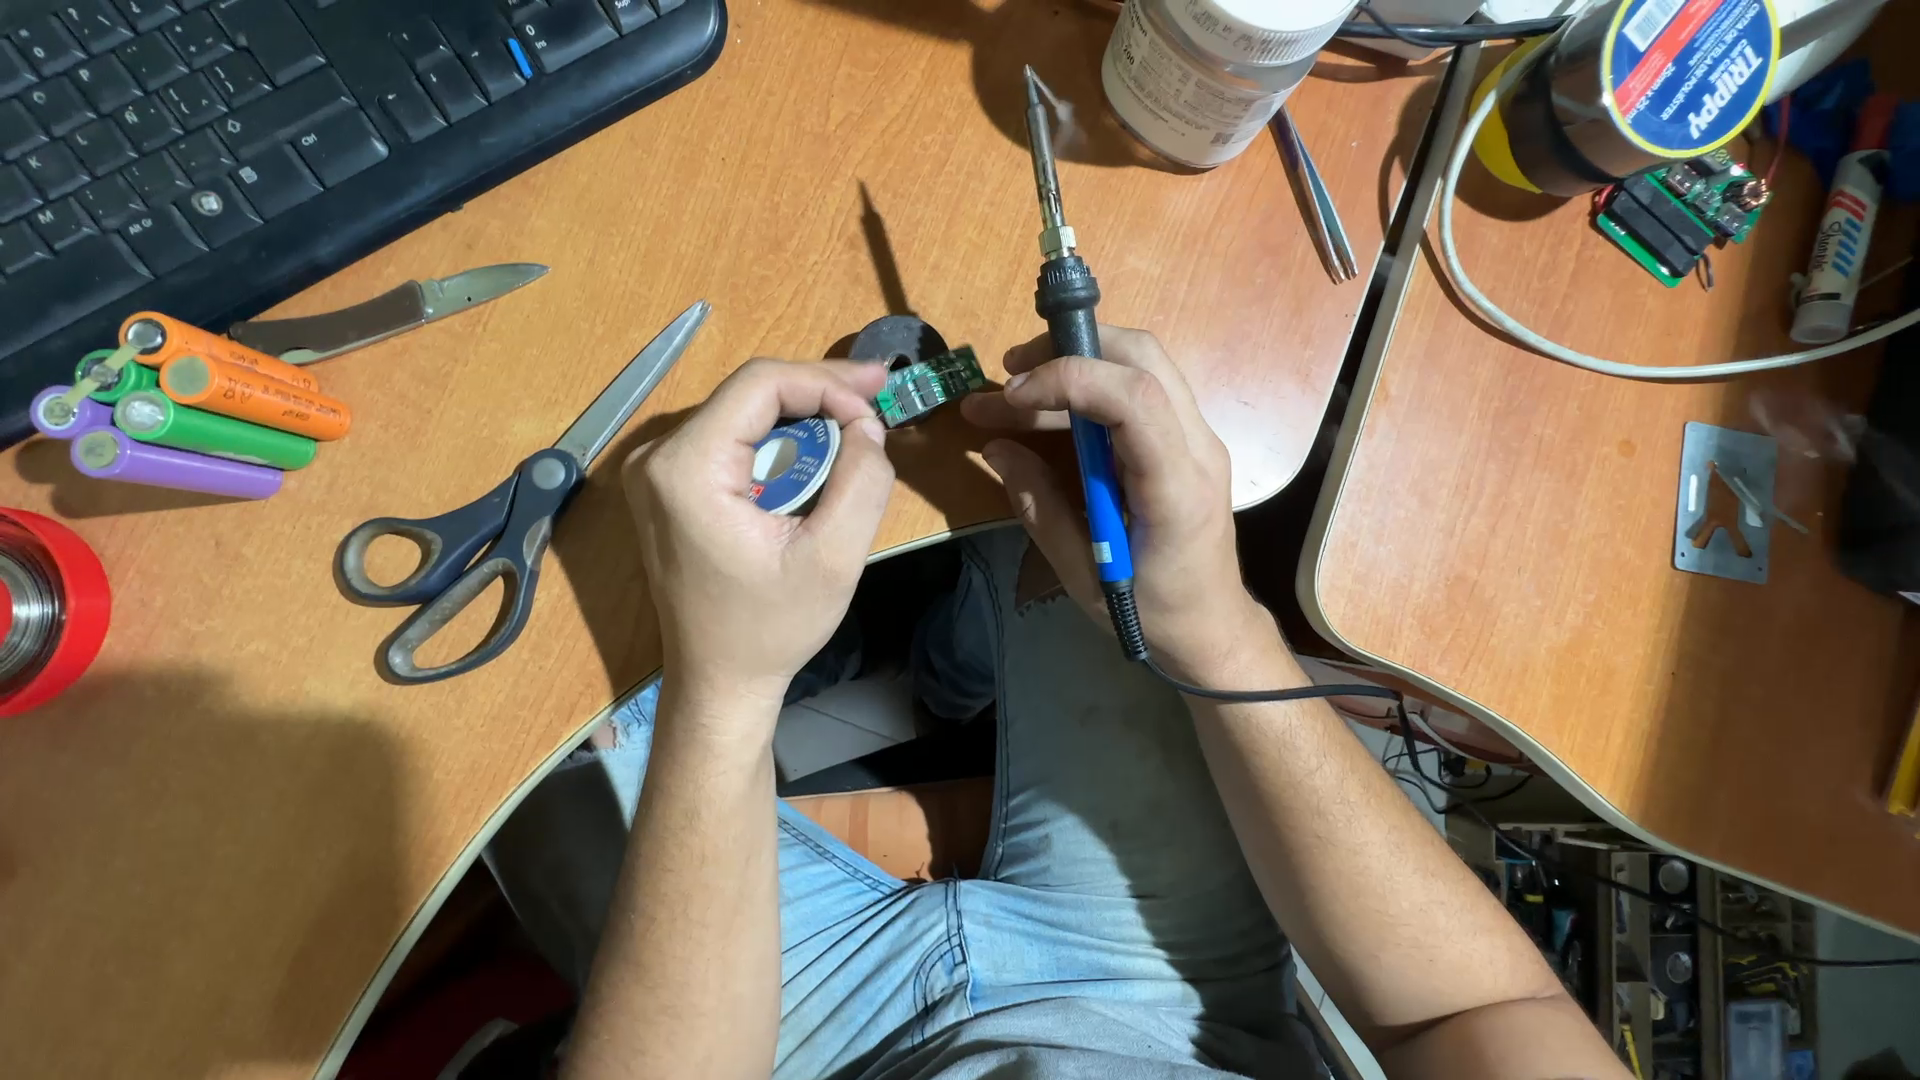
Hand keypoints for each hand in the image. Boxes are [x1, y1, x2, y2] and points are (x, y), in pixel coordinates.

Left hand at [624, 360, 893, 718]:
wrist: (718, 681)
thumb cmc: (772, 628)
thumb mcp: (834, 559)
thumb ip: (862, 482)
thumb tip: (867, 424)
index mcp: (688, 468)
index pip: (760, 384)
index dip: (826, 383)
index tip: (875, 405)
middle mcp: (658, 457)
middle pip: (750, 393)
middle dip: (820, 392)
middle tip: (879, 393)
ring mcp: (657, 472)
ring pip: (742, 412)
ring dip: (803, 414)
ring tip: (858, 421)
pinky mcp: (667, 488)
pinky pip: (730, 439)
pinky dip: (779, 439)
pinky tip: (818, 448)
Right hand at [961, 325, 1273, 674]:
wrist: (1211, 628)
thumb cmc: (1152, 614)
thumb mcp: (1083, 575)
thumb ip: (1040, 508)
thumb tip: (996, 450)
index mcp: (1176, 488)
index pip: (1135, 398)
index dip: (1068, 378)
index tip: (1012, 394)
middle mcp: (1198, 448)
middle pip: (1142, 356)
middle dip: (1068, 349)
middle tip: (1008, 372)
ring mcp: (1198, 439)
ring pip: (1141, 363)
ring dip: (1073, 366)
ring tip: (1007, 397)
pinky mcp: (1185, 442)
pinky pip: (1139, 392)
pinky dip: (1089, 389)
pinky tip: (1045, 413)